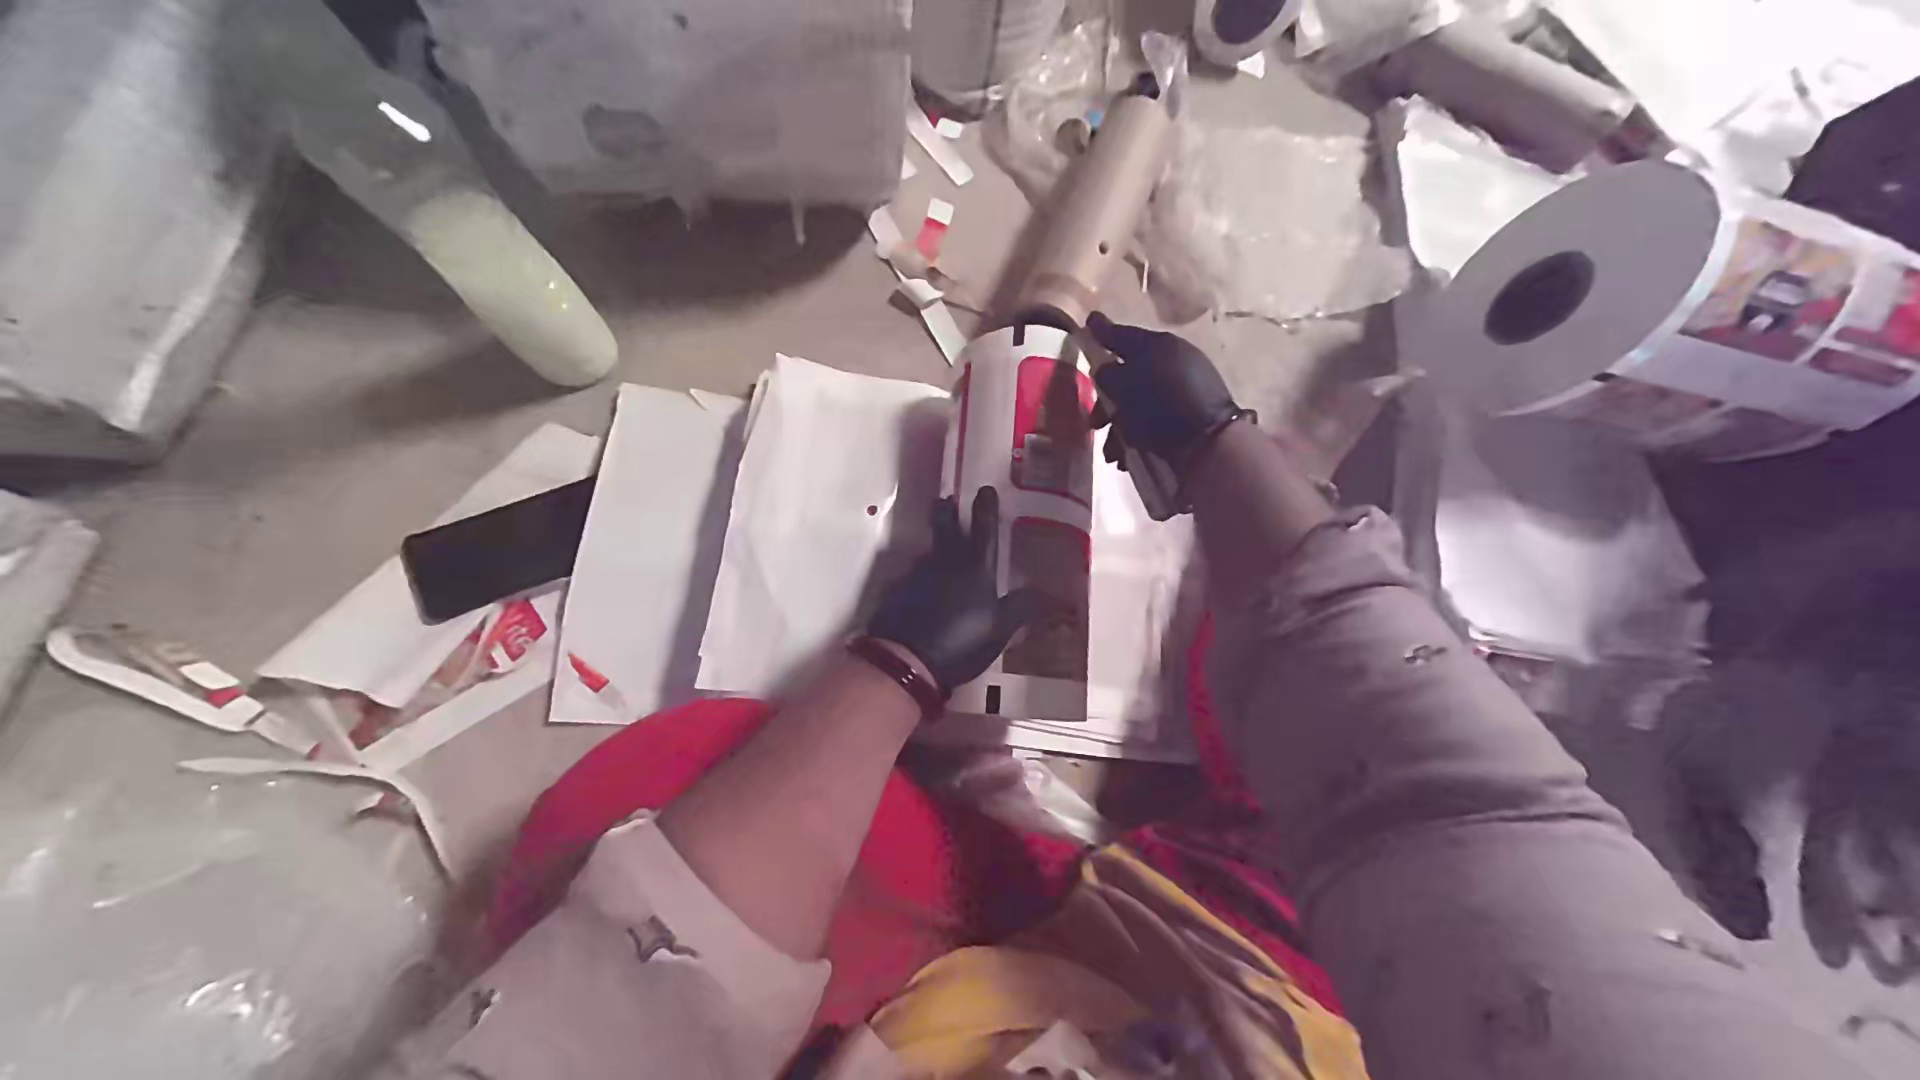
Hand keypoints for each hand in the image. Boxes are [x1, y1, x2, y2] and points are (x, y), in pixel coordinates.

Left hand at [868, 487, 1034, 694]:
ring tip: (939, 558)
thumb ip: (1024, 607)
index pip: (984, 529)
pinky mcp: (896, 591)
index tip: (985, 489)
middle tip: (944, 500)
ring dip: (934, 551)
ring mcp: (916, 575)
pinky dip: (919, 580)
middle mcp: (944, 562)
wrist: (906, 660)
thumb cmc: (962, 643)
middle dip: (946, 513)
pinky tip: (921, 592)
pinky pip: (911, 578)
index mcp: (975, 568)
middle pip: (946, 529)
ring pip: (927, 554)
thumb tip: (1057, 594)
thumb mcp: (1001, 629)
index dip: (986, 508)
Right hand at [1085, 312, 1242, 466]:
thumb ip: (1106, 373)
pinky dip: (1140, 435)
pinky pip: (1156, 419)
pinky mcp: (1193, 412)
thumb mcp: (1122, 386)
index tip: (1088, 323)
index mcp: (1156, 344)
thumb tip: (1104, 369)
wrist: (1208, 441)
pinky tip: (1130, 456)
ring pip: (1140, 402)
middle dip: (1107, 402)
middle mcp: (1171, 360)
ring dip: (1120, 427)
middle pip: (1128, 374)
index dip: (1101, 331)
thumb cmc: (1158, 406)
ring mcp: (1184, 386)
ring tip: (1113, 453)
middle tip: (1095, 423)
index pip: (1121, 334)